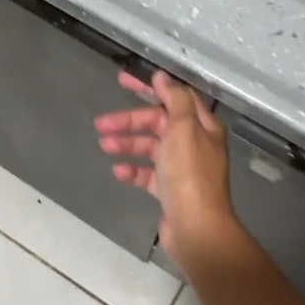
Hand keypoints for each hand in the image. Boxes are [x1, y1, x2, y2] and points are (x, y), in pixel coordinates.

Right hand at [96, 70, 238, 262]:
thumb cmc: (190, 175)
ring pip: (151, 147)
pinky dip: (133, 169)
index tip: (123, 81)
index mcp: (202, 126)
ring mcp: (182, 168)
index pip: (174, 97)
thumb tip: (162, 76)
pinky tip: (118, 171)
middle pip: (158, 122)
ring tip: (104, 145)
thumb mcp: (184, 129)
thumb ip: (174, 99)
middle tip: (102, 122)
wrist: (196, 228)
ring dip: (128, 144)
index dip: (150, 87)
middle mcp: (195, 144)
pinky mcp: (170, 190)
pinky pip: (148, 174)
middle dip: (130, 120)